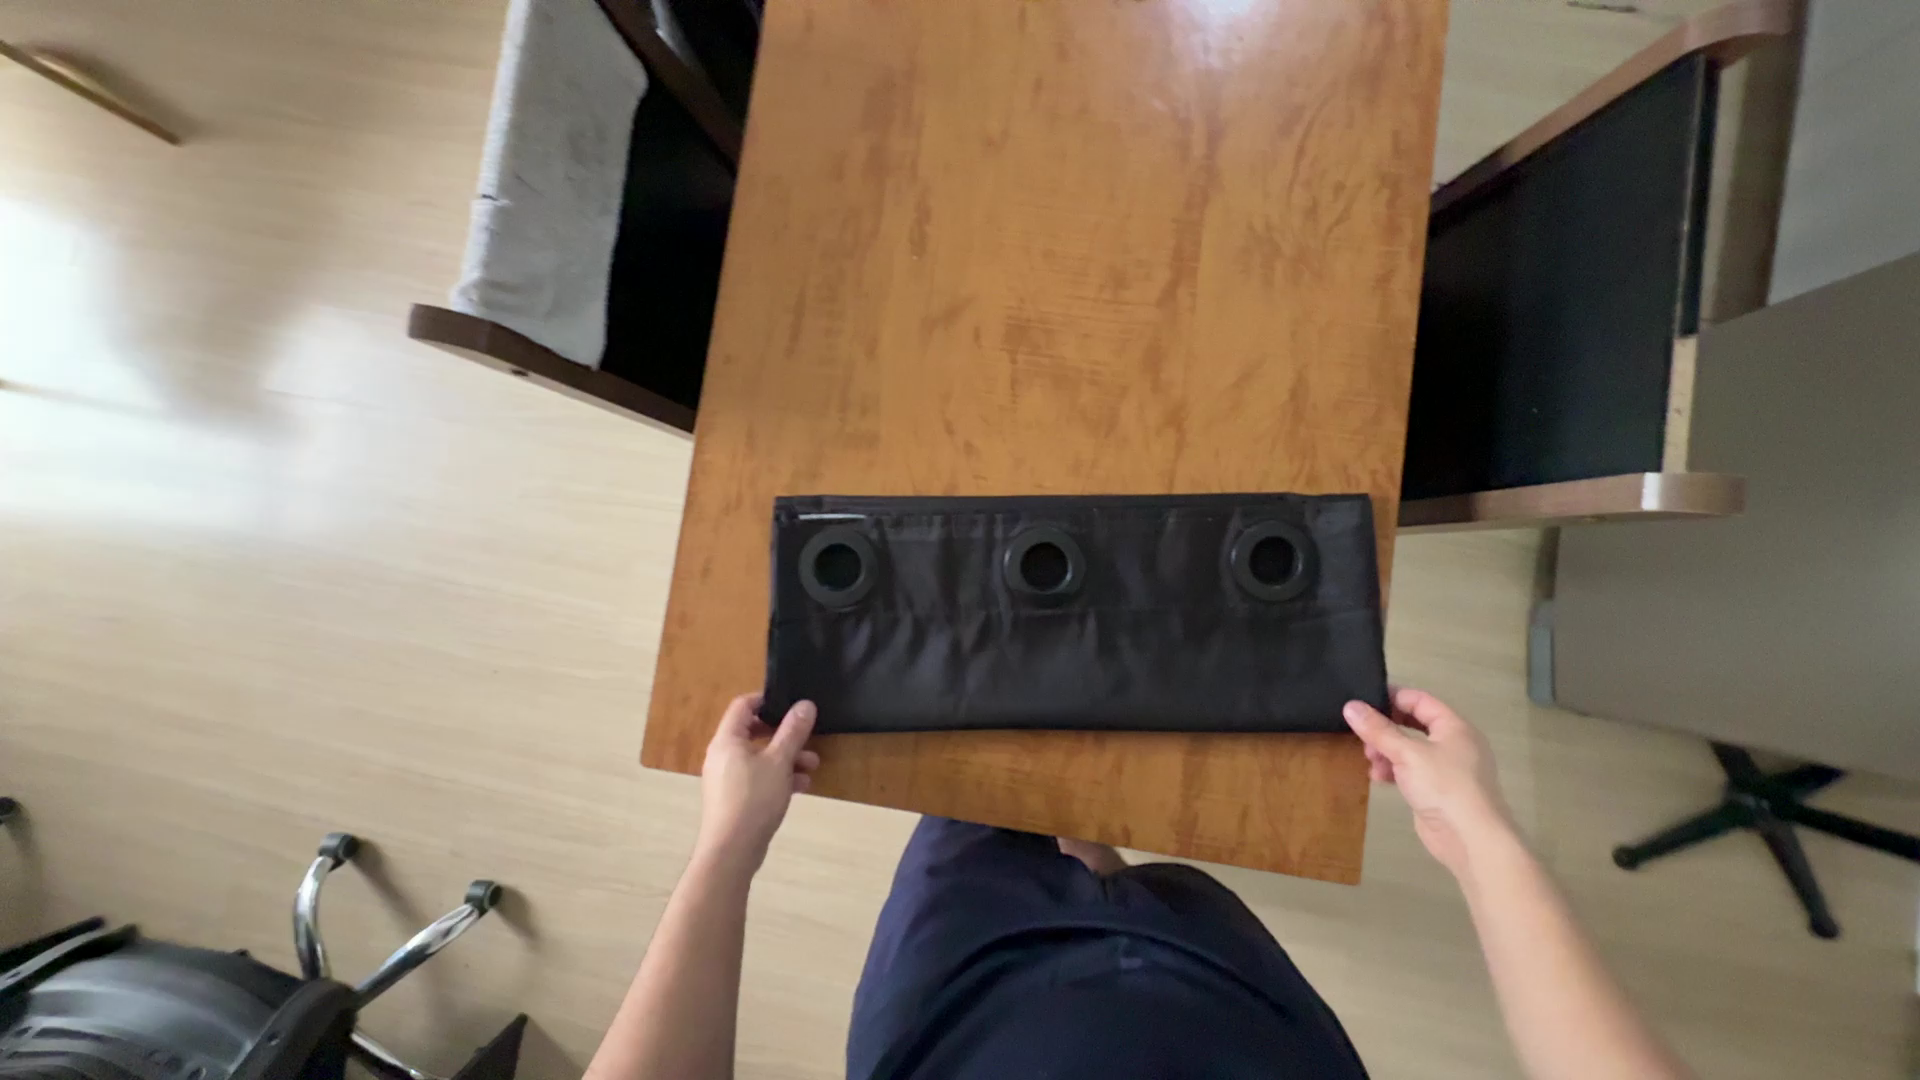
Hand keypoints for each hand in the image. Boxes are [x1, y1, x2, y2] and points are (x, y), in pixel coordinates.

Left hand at [694, 693, 820, 875]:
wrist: (732, 852)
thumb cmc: (754, 799)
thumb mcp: (779, 761)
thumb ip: (793, 731)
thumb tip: (805, 704)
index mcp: (727, 740)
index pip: (743, 706)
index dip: (767, 700)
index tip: (791, 704)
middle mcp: (723, 755)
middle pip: (754, 732)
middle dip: (784, 735)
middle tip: (806, 736)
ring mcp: (727, 778)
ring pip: (760, 757)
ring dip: (786, 758)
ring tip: (812, 766)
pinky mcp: (734, 798)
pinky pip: (758, 777)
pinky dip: (778, 776)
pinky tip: (800, 786)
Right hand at [1344, 687, 1513, 878]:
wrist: (1471, 839)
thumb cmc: (1443, 786)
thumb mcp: (1406, 753)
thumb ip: (1377, 730)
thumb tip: (1350, 706)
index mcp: (1455, 728)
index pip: (1420, 700)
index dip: (1392, 697)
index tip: (1363, 700)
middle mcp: (1454, 744)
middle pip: (1414, 725)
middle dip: (1386, 728)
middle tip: (1362, 733)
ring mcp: (1448, 768)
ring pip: (1410, 749)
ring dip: (1387, 751)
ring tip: (1370, 760)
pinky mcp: (1439, 789)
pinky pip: (1412, 770)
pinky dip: (1395, 770)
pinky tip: (1379, 777)